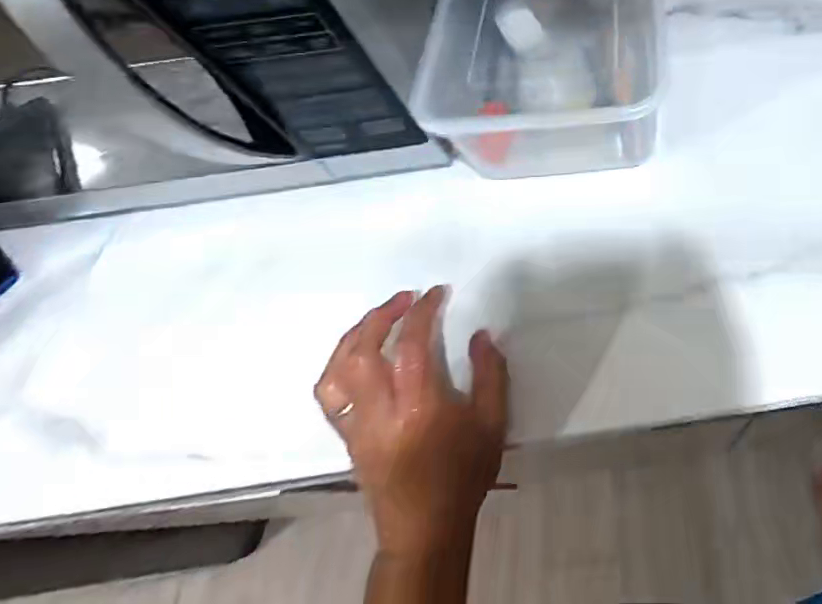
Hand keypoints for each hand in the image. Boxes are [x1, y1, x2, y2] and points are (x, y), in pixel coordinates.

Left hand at [315, 286, 508, 557]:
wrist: (426, 529)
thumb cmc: (464, 474)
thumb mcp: (492, 422)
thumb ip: (490, 374)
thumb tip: (480, 334)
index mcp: (419, 407)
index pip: (412, 344)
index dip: (422, 311)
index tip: (437, 293)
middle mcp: (381, 412)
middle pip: (364, 350)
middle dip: (383, 314)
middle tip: (407, 298)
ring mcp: (358, 426)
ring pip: (338, 370)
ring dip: (356, 334)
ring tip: (379, 317)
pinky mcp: (347, 437)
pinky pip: (329, 395)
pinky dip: (337, 365)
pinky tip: (356, 353)